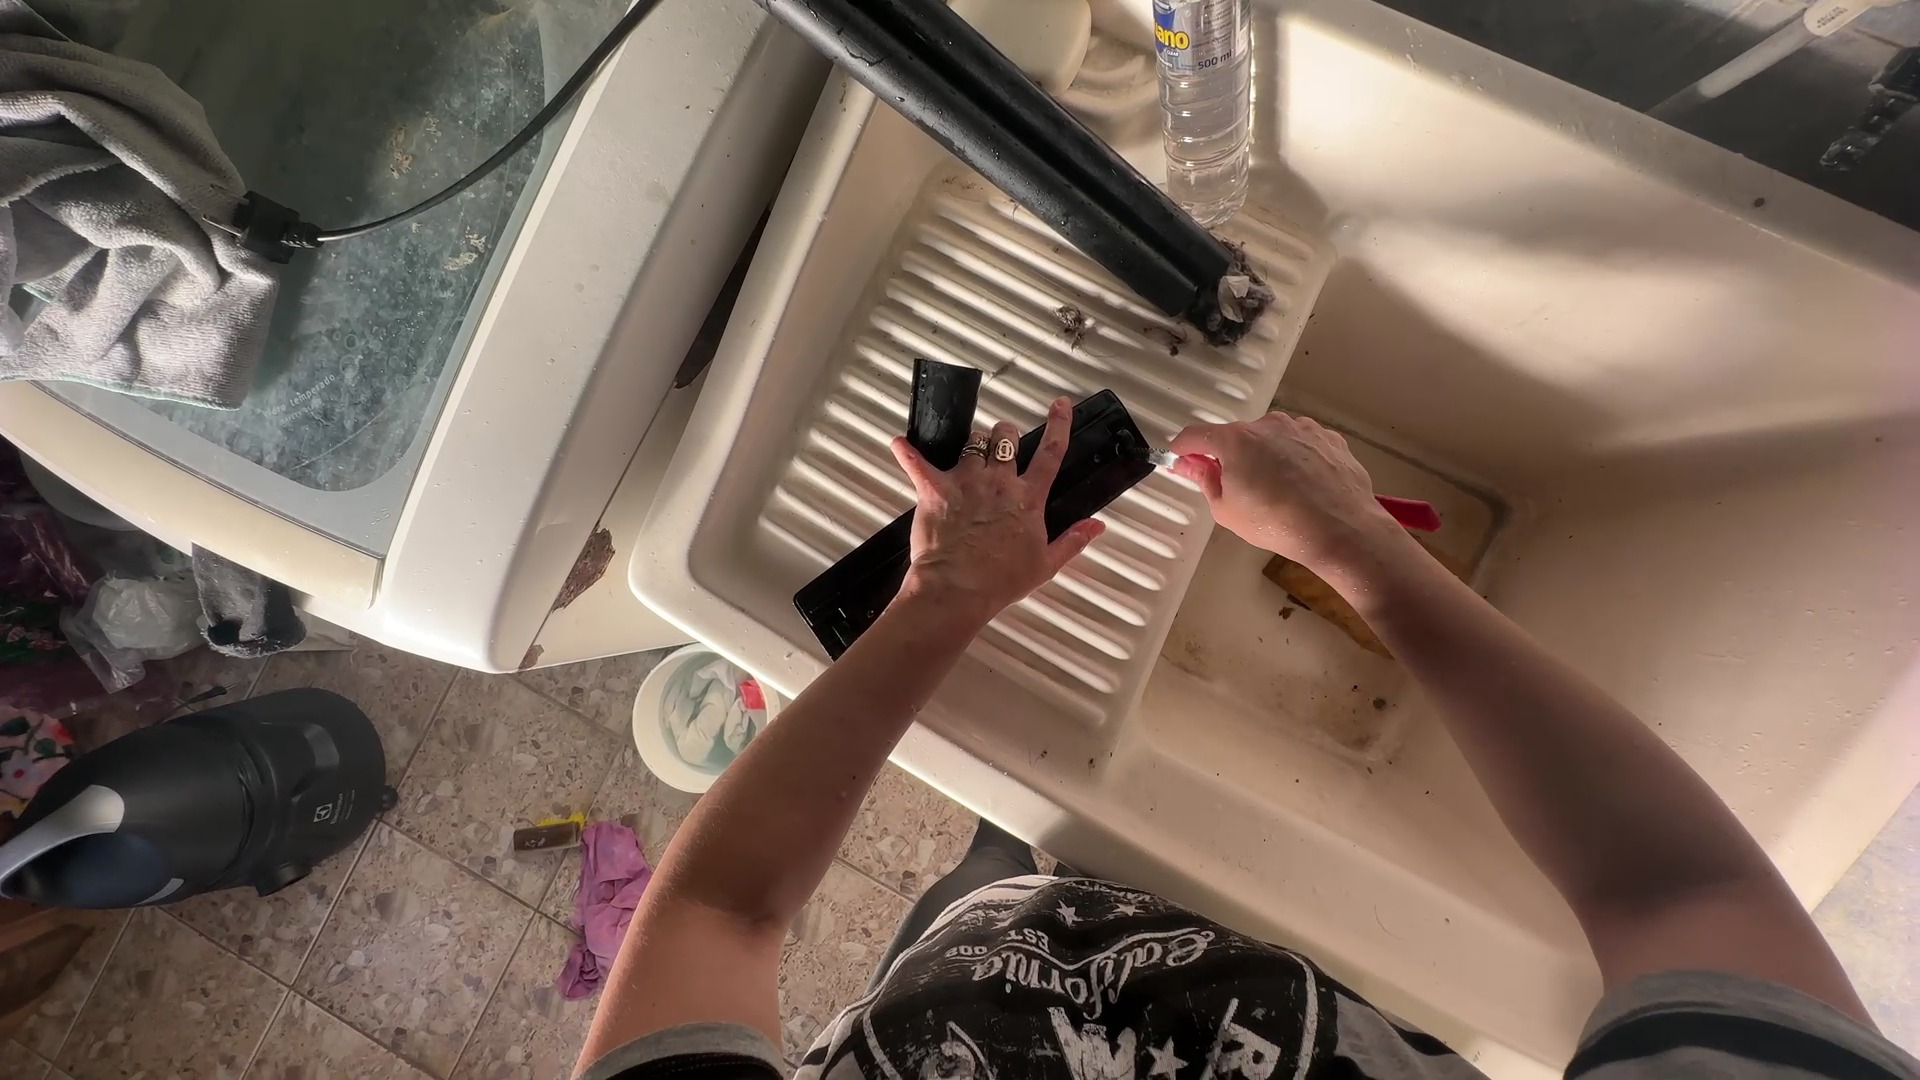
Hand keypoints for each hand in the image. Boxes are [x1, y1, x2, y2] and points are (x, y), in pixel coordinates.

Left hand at [889, 395, 1105, 627]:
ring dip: (971, 445)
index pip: (1050, 453)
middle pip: (1005, 438)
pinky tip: (901, 442)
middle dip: (1003, 435)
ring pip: (971, 443)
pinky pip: (917, 461)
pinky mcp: (934, 489)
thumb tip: (1097, 525)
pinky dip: (907, 450)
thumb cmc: (1001, 581)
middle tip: (999, 445)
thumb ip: (1073, 540)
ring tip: (966, 456)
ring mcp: (965, 482)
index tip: (1060, 404)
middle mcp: (999, 483)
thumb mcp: (1046, 565)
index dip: (1059, 426)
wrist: (958, 590)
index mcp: (1028, 499)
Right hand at [1170, 411, 1403, 574]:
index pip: (1195, 435)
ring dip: (1264, 455)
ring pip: (1270, 438)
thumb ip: (1204, 479)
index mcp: (1235, 440)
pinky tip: (1300, 485)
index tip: (1179, 459)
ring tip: (1274, 489)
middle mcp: (1268, 424)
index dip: (1182, 448)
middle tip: (1233, 487)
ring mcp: (1302, 428)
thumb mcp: (1225, 509)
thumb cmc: (1275, 522)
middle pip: (1236, 436)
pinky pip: (1300, 444)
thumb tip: (1189, 464)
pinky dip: (1293, 458)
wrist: (1339, 529)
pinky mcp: (1328, 439)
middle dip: (1229, 456)